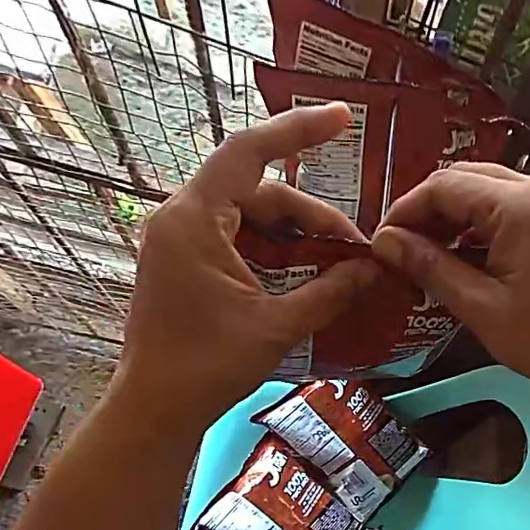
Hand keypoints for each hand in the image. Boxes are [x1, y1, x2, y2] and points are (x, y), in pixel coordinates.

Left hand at [112, 104, 379, 431]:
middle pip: (256, 192)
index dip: (298, 131)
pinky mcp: (182, 264)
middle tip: (353, 247)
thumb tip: (373, 270)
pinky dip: (269, 253)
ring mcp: (178, 242)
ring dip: (292, 238)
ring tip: (334, 265)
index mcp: (196, 220)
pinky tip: (301, 276)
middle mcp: (181, 219)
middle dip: (309, 217)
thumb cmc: (209, 366)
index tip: (341, 119)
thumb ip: (329, 292)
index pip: (249, 153)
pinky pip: (234, 241)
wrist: (155, 410)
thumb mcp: (278, 326)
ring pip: (247, 219)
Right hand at [371, 163, 529, 408]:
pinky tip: (464, 258)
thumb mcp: (479, 306)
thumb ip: (429, 266)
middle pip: (467, 180)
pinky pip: (511, 209)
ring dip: (453, 219)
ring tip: (427, 257)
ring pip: (488, 192)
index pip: (445, 185)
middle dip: (428, 211)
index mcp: (523, 205)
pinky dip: (480, 227)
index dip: (406, 209)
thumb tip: (385, 243)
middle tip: (401, 249)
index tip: (382, 241)